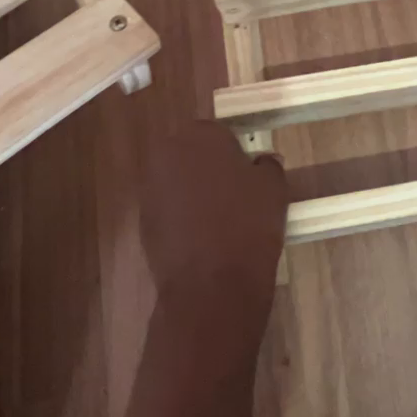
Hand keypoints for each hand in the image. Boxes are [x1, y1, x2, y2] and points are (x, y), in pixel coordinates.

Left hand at [139, 121, 287, 303]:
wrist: (213, 283)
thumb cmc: (248, 223)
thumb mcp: (274, 188)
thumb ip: (268, 166)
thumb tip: (264, 161)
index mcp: (200, 135)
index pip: (218, 133)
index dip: (235, 154)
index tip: (247, 176)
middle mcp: (167, 154)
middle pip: (192, 155)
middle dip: (209, 169)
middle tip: (234, 195)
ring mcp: (150, 188)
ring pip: (177, 182)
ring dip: (193, 193)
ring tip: (220, 220)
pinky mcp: (142, 221)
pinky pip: (168, 209)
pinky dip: (181, 218)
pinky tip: (203, 239)